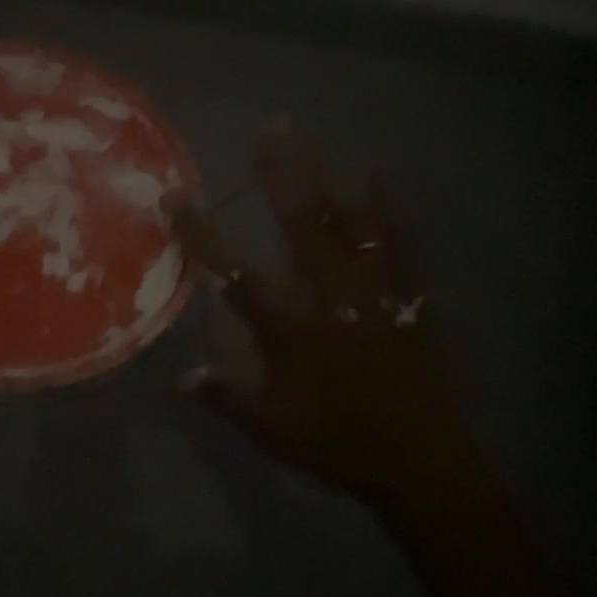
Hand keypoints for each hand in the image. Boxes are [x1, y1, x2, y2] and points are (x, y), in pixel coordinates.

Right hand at [173, 126, 479, 507]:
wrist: (421, 464)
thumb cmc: (338, 446)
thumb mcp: (271, 431)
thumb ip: (226, 397)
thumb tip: (182, 376)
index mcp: (289, 329)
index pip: (234, 273)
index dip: (201, 236)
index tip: (175, 201)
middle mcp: (330, 298)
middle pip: (300, 226)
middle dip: (281, 176)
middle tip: (268, 131)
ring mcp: (374, 294)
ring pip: (350, 225)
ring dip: (329, 179)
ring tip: (314, 141)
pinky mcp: (409, 300)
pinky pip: (401, 246)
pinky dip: (390, 211)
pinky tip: (382, 179)